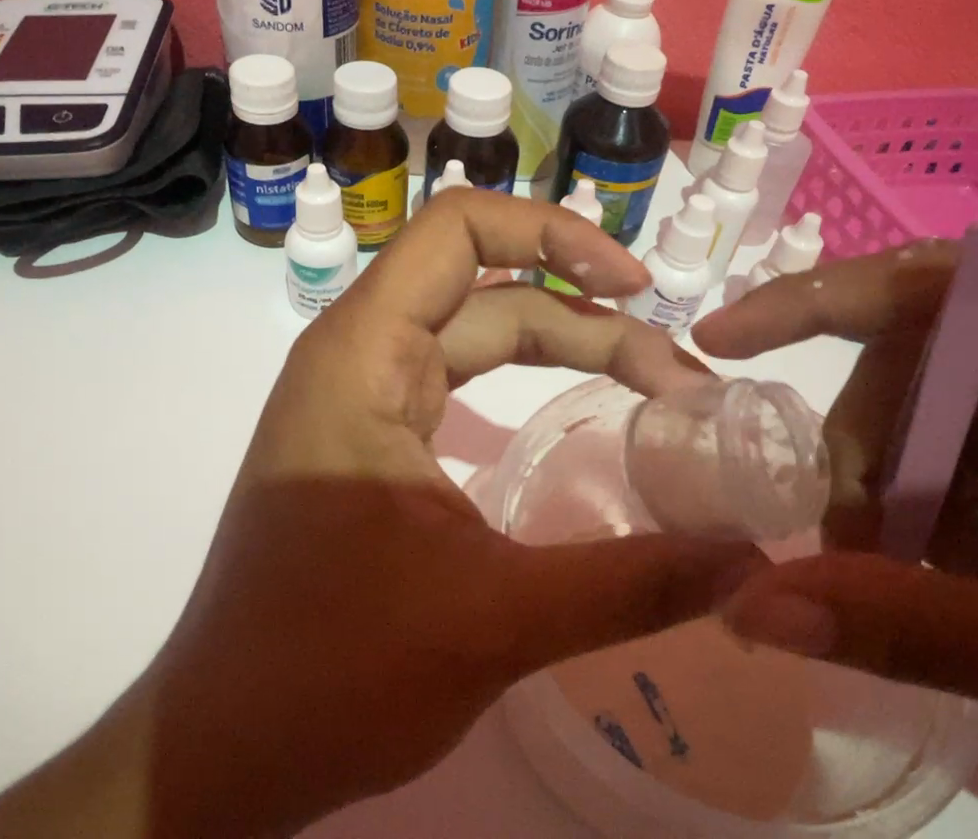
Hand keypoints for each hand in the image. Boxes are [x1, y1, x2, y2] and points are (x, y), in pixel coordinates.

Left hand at [0, 190, 766, 838]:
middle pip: (488, 290)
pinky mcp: (371, 449)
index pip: (458, 231)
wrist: (227, 746)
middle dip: (590, 318)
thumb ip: (629, 583)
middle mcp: (357, 359)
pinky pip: (457, 384)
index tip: (637, 287)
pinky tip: (578, 413)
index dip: (554, 233)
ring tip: (655, 387)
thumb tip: (750, 556)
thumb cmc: (333, 668)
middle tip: (682, 382)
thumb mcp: (494, 618)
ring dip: (564, 347)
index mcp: (362, 356)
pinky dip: (525, 385)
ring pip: (476, 337)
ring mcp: (360, 405)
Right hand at [691, 244, 977, 836]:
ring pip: (942, 385)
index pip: (954, 287)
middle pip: (933, 347)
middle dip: (870, 442)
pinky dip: (943, 484)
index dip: (823, 299)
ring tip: (909, 573)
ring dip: (902, 474)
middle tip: (848, 547)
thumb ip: (914, 631)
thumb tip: (751, 607)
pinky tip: (965, 562)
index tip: (721, 342)